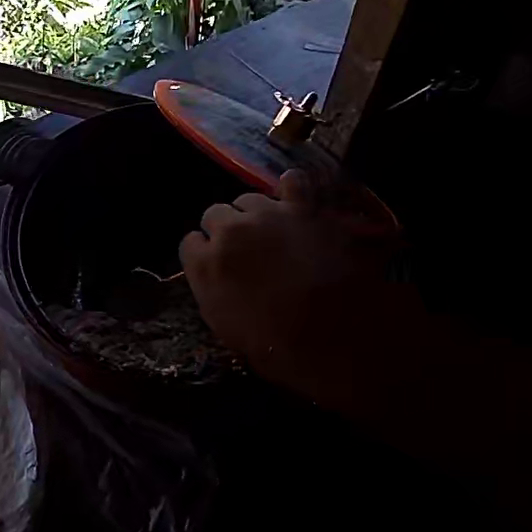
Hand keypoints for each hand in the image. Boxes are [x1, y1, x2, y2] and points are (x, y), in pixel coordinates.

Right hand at [179, 169, 412, 409]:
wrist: (341, 340)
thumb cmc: (281, 348)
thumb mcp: (228, 330)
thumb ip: (213, 292)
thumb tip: (215, 277)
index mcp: (204, 264)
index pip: (190, 243)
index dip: (204, 255)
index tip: (217, 267)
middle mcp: (228, 231)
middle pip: (214, 214)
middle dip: (225, 230)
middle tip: (245, 252)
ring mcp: (267, 216)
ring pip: (248, 200)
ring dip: (254, 215)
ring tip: (272, 234)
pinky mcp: (305, 210)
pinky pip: (292, 183)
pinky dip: (291, 190)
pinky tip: (292, 199)